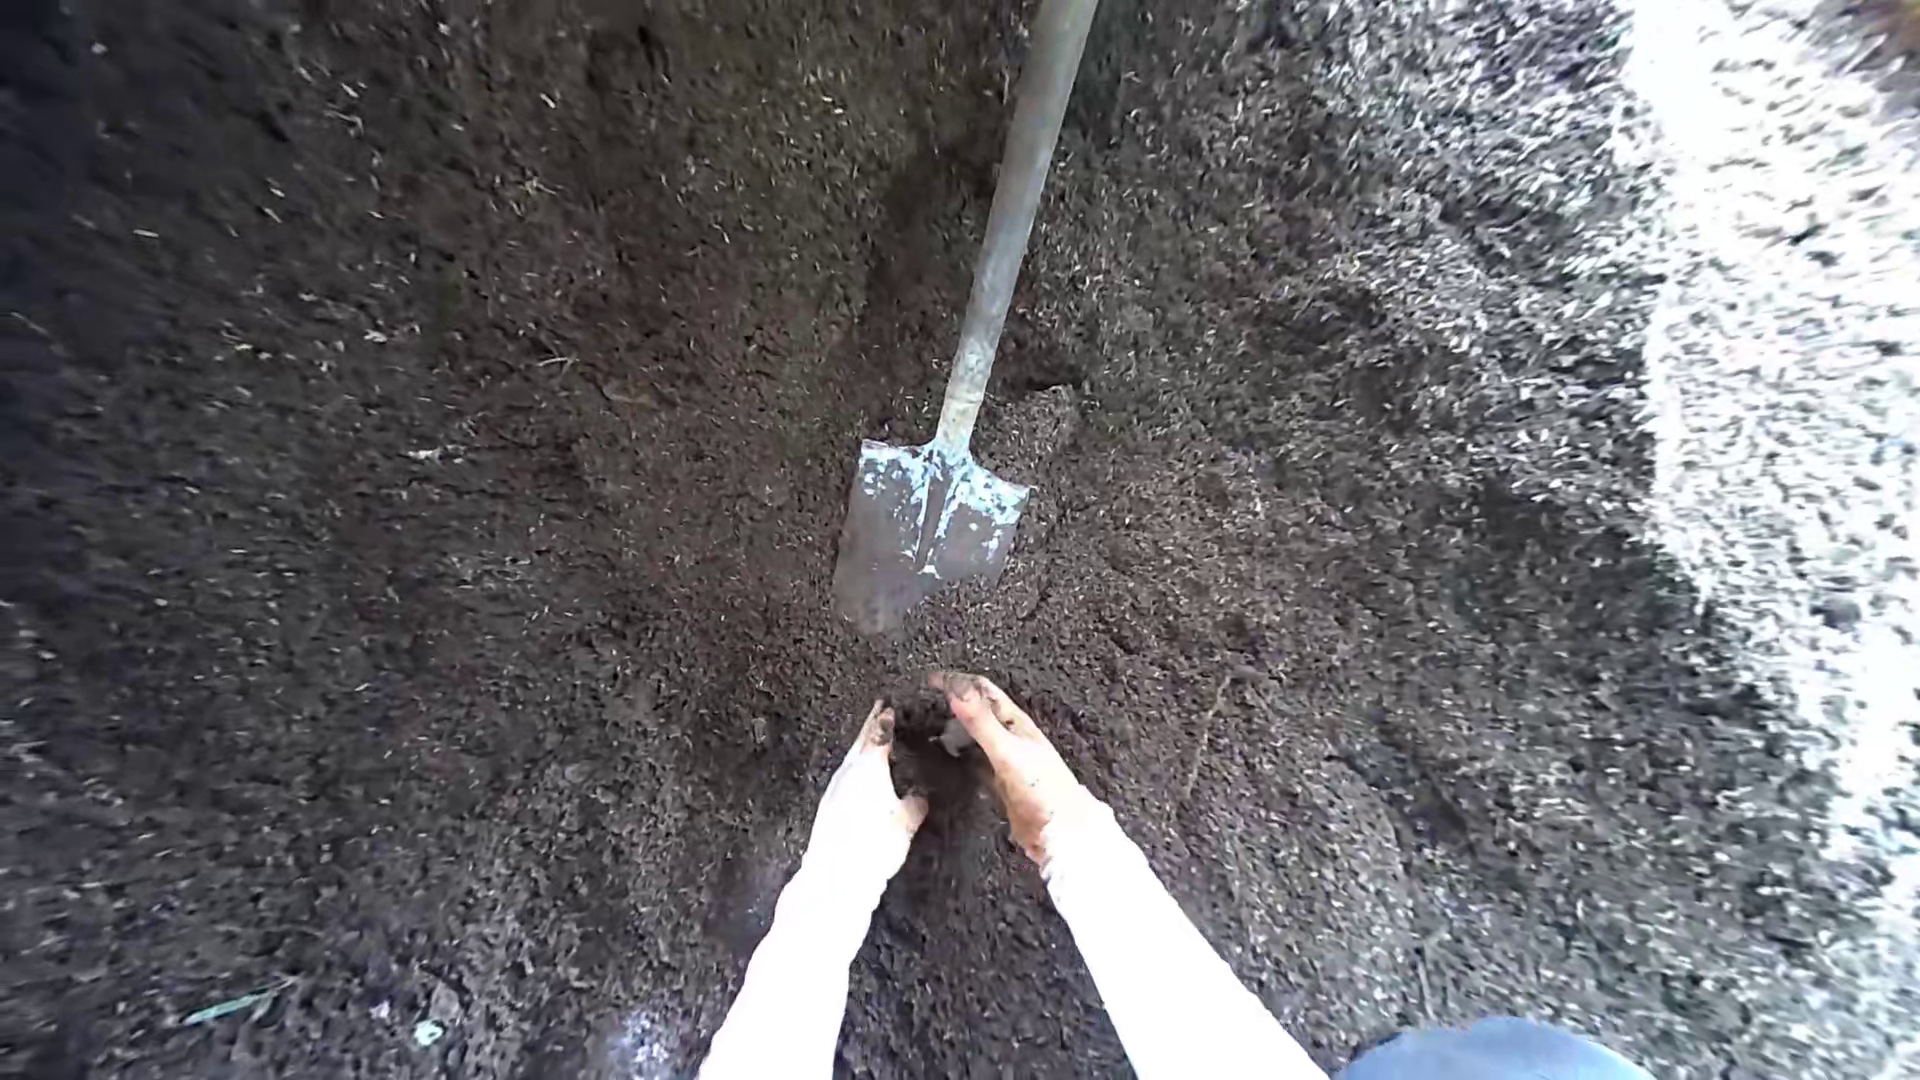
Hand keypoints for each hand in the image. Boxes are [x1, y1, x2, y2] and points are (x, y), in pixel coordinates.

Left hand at [802, 700, 929, 885]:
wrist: (834, 880)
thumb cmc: (872, 847)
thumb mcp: (905, 823)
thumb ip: (914, 804)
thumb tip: (920, 797)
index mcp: (870, 765)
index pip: (879, 732)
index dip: (886, 717)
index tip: (891, 706)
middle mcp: (849, 770)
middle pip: (861, 739)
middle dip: (871, 724)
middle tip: (880, 710)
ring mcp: (835, 787)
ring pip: (851, 756)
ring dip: (862, 744)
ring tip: (874, 739)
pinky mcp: (828, 805)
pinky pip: (845, 774)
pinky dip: (855, 765)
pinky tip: (862, 775)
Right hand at [929, 672, 1097, 868]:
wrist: (1060, 831)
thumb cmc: (1042, 787)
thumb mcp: (1007, 749)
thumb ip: (981, 720)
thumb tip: (955, 687)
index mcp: (1013, 721)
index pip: (981, 689)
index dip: (956, 681)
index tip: (929, 680)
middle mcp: (1008, 735)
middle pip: (976, 710)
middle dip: (953, 701)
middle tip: (925, 701)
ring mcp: (1004, 758)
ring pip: (974, 735)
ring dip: (954, 729)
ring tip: (929, 728)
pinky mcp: (999, 782)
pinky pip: (974, 763)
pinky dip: (959, 758)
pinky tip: (947, 762)